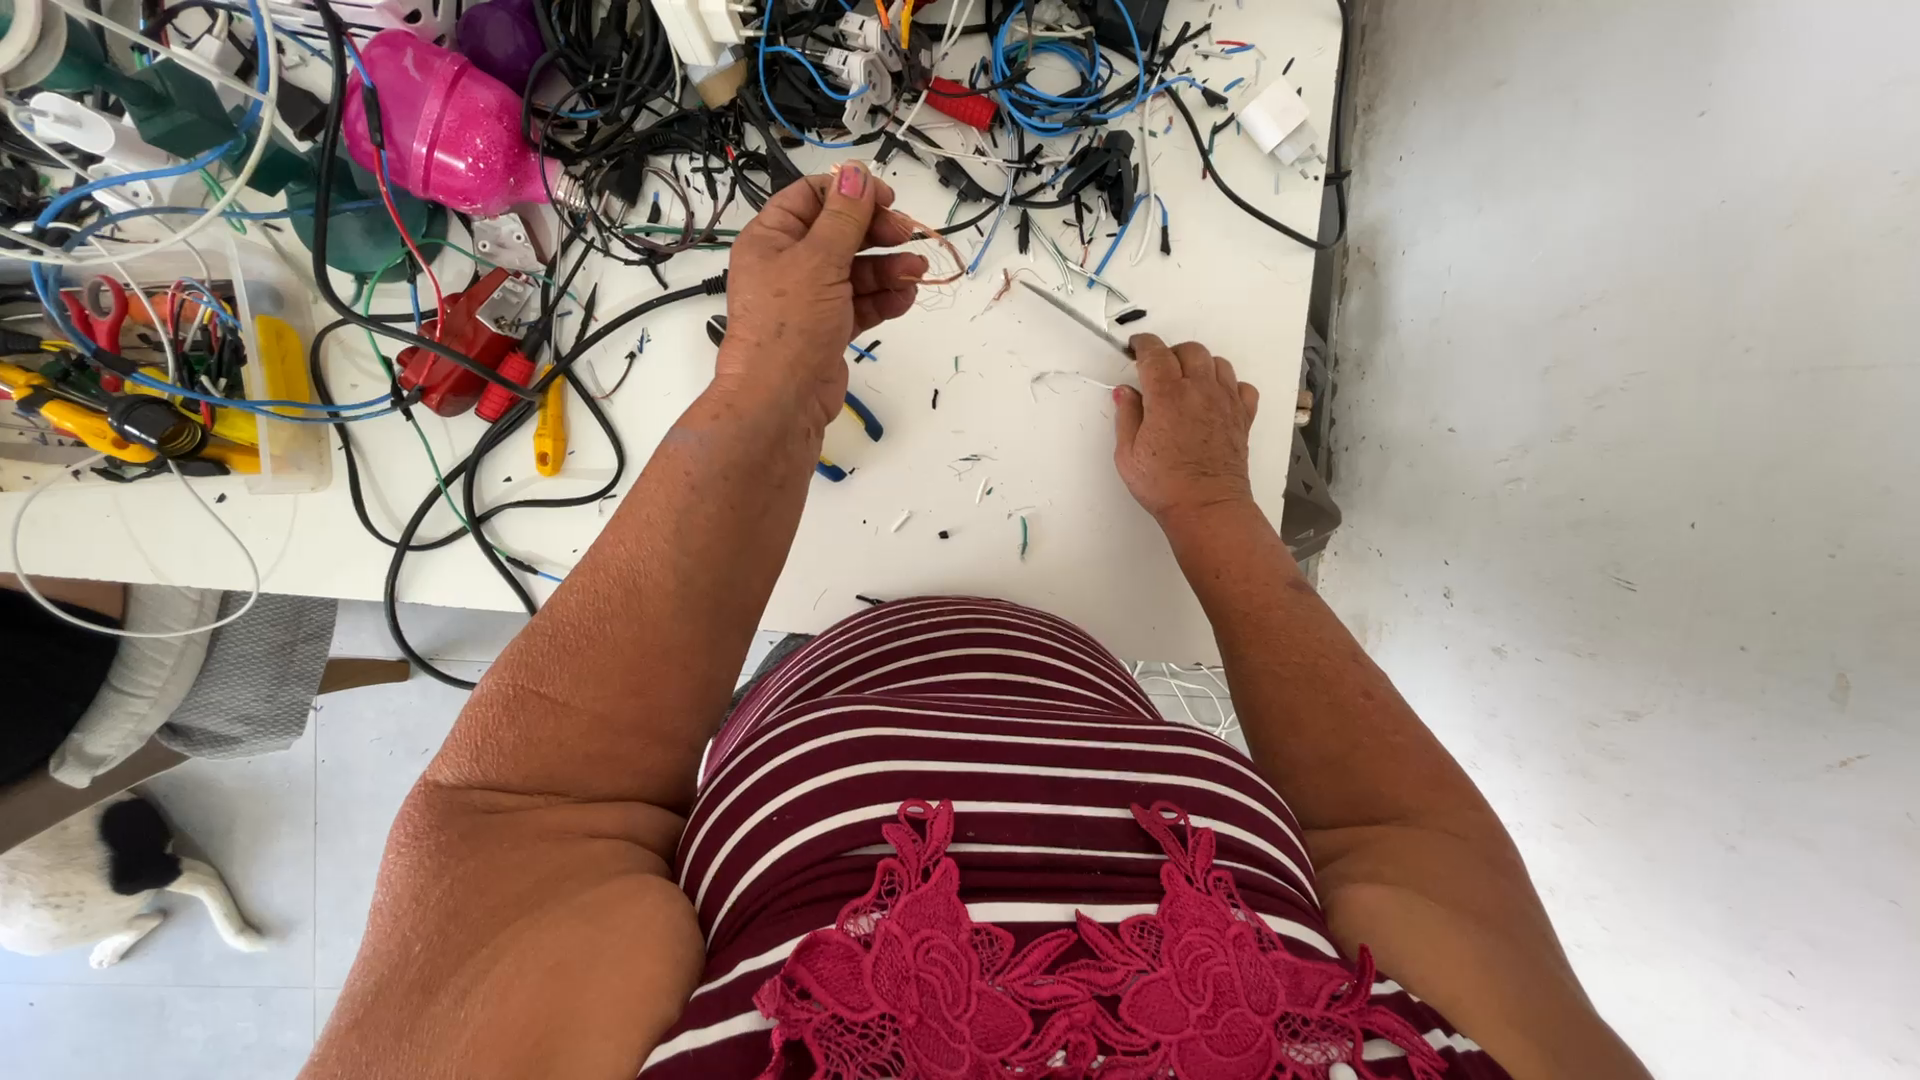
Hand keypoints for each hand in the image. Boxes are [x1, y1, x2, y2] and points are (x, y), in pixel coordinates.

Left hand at [718, 162, 927, 427]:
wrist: (782, 399)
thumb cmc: (789, 325)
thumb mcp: (818, 260)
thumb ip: (843, 217)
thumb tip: (856, 173)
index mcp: (771, 239)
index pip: (812, 199)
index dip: (850, 194)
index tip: (885, 200)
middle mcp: (788, 266)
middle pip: (840, 235)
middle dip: (876, 234)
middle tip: (907, 236)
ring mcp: (810, 300)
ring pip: (855, 272)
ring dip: (888, 269)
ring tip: (917, 272)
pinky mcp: (828, 329)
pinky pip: (860, 305)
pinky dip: (883, 300)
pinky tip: (905, 297)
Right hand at [1112, 334, 1262, 522]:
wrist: (1206, 507)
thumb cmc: (1166, 486)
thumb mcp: (1127, 454)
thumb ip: (1126, 417)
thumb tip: (1125, 394)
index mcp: (1167, 396)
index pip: (1155, 353)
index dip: (1143, 344)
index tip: (1137, 347)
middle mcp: (1199, 392)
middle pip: (1190, 350)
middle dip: (1171, 353)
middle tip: (1158, 368)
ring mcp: (1225, 403)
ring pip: (1217, 363)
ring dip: (1200, 365)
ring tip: (1187, 381)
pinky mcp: (1242, 418)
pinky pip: (1242, 386)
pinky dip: (1228, 385)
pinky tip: (1215, 397)